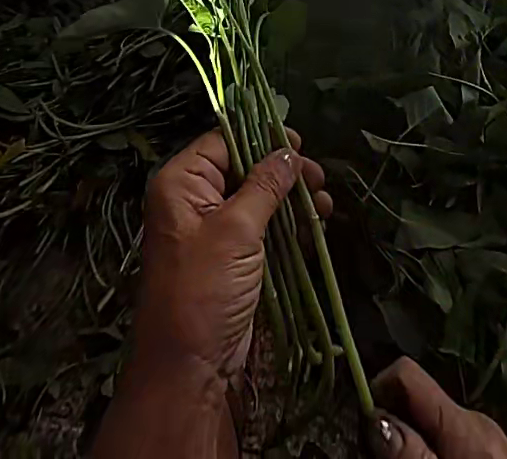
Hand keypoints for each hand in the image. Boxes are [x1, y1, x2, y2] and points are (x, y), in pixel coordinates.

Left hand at [133, 127, 330, 381]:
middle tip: (318, 177)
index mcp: (182, 182)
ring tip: (324, 202)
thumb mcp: (236, 230)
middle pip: (244, 168)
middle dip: (283, 172)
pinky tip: (314, 223)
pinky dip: (287, 224)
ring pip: (258, 198)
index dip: (260, 137)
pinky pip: (262, 227)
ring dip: (291, 199)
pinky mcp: (232, 255)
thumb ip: (265, 185)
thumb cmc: (204, 289)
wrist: (189, 368)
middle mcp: (194, 199)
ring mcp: (214, 229)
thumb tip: (289, 152)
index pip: (223, 141)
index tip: (298, 142)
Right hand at [368, 358, 506, 458]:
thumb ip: (410, 457)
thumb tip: (373, 417)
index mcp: (465, 424)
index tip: (363, 435)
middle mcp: (476, 421)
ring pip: (428, 426)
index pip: (406, 374)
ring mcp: (486, 442)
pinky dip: (428, 455)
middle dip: (390, 429)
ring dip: (406, 447)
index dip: (377, 395)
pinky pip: (446, 444)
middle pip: (414, 402)